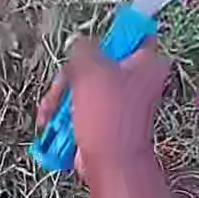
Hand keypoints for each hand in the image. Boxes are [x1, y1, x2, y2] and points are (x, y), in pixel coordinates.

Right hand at [36, 37, 171, 178]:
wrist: (110, 163)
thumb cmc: (108, 115)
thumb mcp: (91, 69)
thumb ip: (84, 48)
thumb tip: (79, 43)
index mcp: (148, 62)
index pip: (135, 34)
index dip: (111, 35)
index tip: (90, 46)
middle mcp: (139, 80)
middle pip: (99, 61)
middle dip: (72, 75)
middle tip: (62, 86)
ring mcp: (122, 102)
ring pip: (85, 86)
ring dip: (62, 97)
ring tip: (50, 112)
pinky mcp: (106, 120)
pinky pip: (82, 107)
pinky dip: (65, 114)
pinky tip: (50, 122)